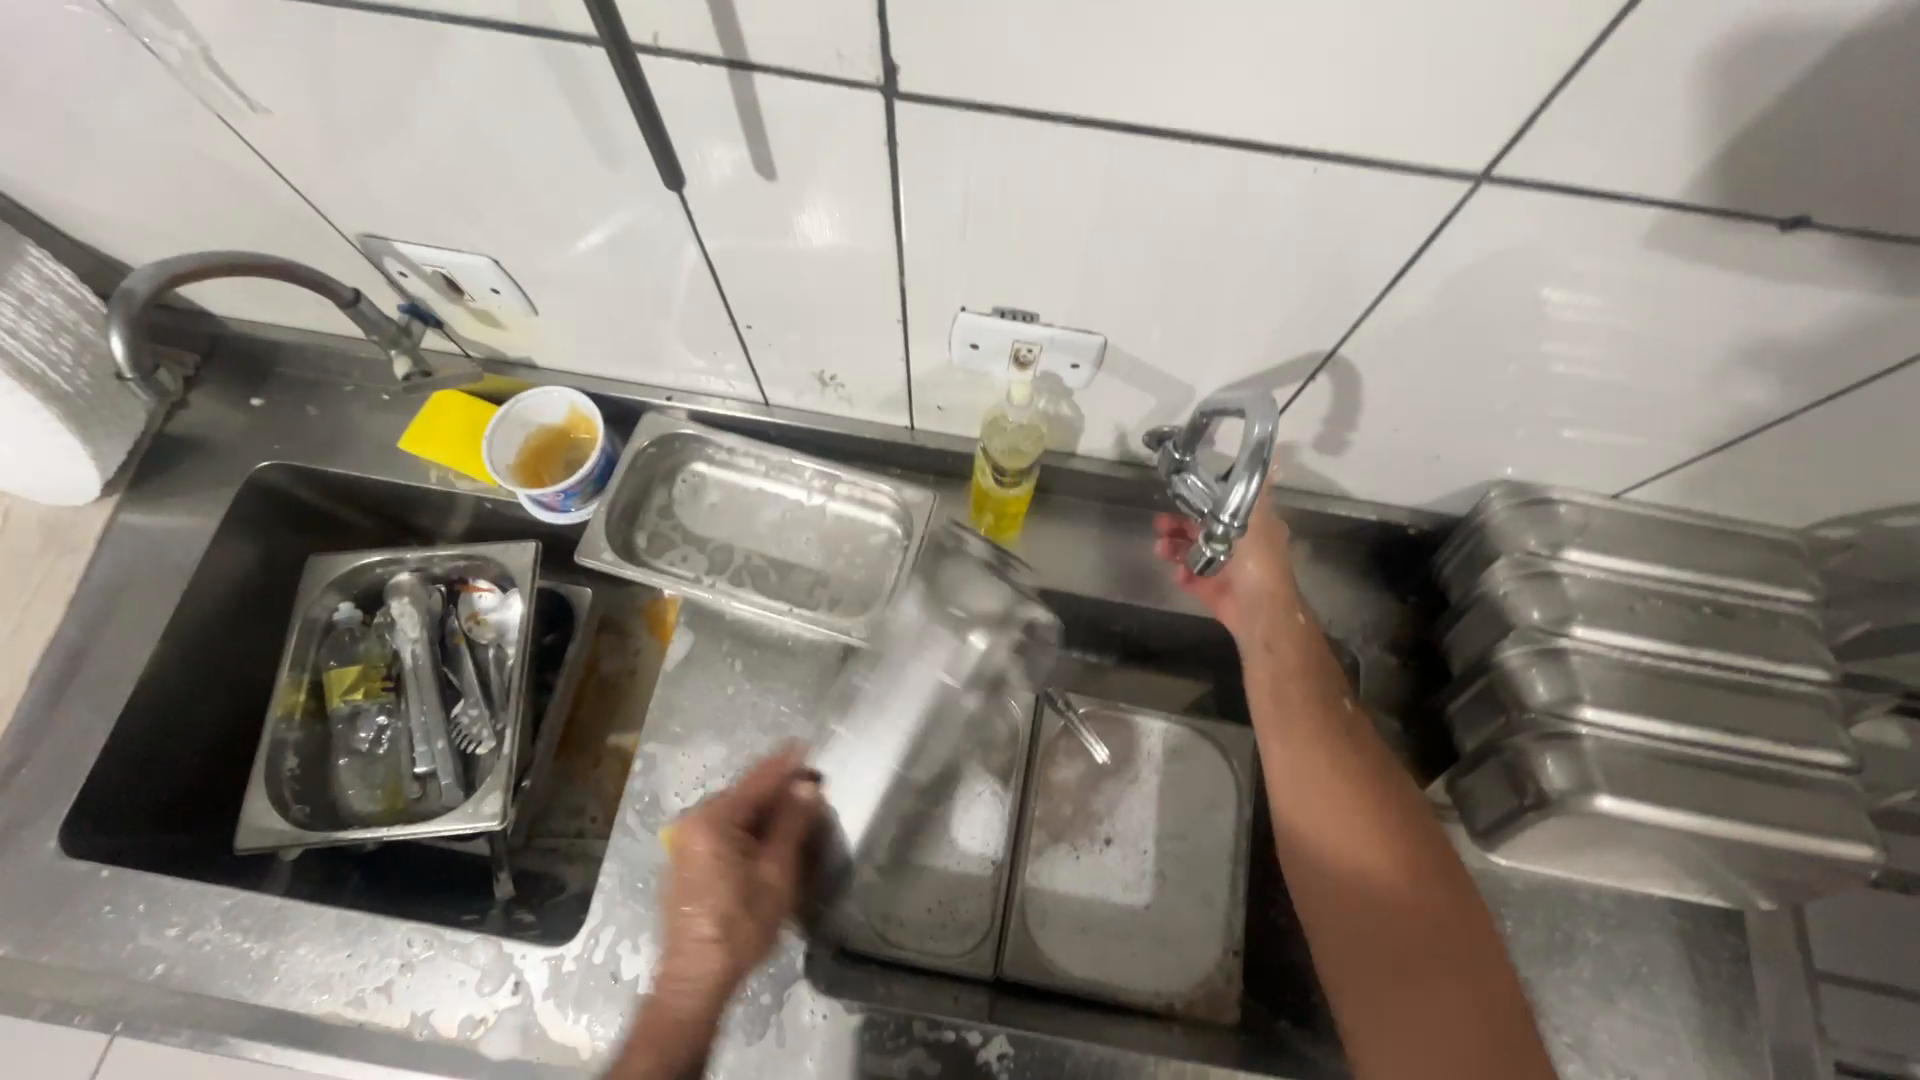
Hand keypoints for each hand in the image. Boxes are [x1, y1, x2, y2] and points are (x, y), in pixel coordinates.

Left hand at [654, 745, 821, 1012]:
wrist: (695, 977)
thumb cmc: (740, 924)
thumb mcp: (776, 872)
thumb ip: (791, 823)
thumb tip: (807, 786)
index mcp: (713, 819)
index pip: (758, 780)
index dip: (786, 764)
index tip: (807, 745)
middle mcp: (693, 822)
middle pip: (745, 794)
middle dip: (778, 788)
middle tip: (811, 786)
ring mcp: (686, 842)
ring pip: (735, 813)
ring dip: (765, 809)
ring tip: (797, 808)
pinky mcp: (687, 861)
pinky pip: (724, 830)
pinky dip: (749, 826)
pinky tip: (769, 835)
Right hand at [1153, 487, 1298, 645]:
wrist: (1259, 610)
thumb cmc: (1258, 560)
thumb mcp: (1257, 517)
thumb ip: (1255, 491)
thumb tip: (1274, 456)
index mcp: (1252, 526)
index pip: (1222, 507)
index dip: (1200, 501)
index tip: (1179, 497)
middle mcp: (1239, 545)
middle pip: (1202, 529)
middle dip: (1179, 525)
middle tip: (1159, 524)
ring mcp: (1225, 569)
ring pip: (1193, 552)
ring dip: (1175, 548)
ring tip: (1160, 549)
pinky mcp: (1213, 590)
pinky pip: (1191, 578)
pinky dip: (1182, 574)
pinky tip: (1177, 573)